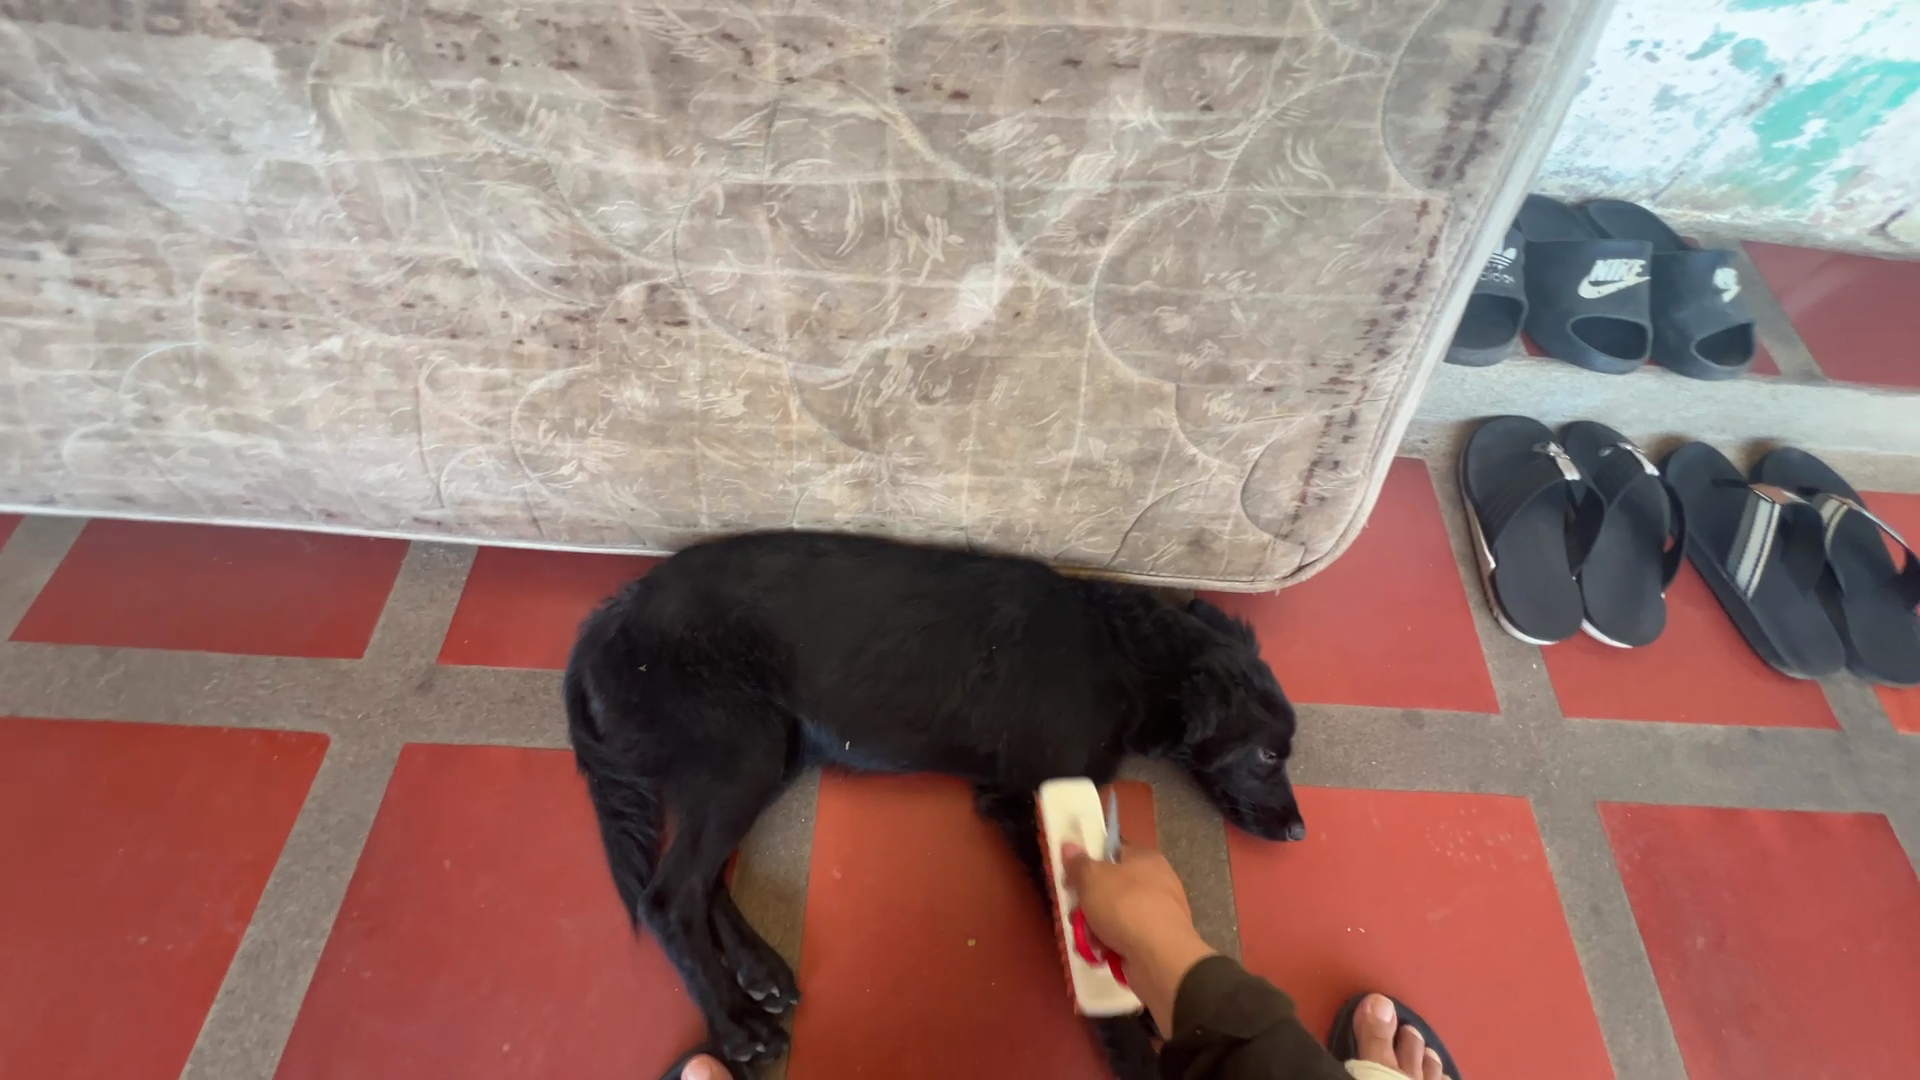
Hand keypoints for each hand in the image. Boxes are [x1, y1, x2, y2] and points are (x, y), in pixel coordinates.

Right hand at [1063, 842, 1216, 1031]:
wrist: (1161, 959)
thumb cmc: (1125, 906)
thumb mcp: (1092, 878)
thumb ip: (1078, 863)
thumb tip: (1069, 847)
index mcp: (1145, 859)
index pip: (1112, 852)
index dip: (1089, 862)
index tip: (1071, 876)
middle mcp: (1156, 883)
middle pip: (1110, 887)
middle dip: (1088, 904)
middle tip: (1075, 914)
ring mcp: (1158, 915)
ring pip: (1115, 916)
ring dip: (1095, 929)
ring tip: (1086, 940)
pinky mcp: (1157, 944)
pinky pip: (1126, 939)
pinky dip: (1111, 946)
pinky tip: (1100, 955)